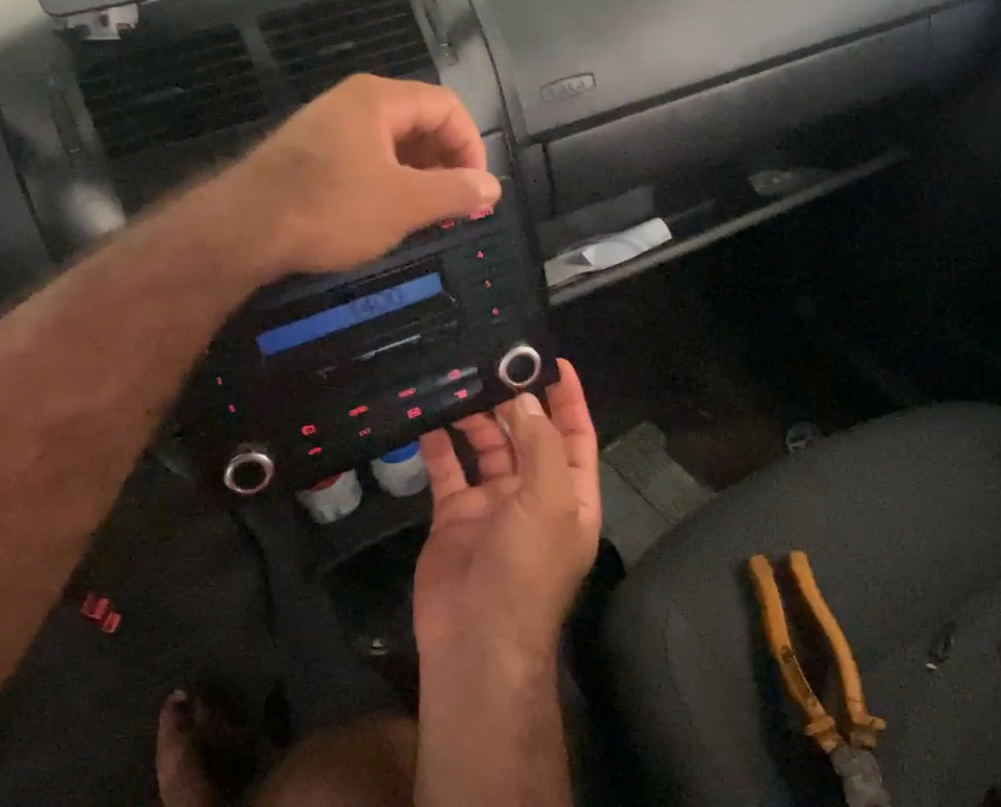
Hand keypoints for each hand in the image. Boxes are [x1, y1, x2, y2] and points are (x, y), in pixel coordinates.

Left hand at [224, 75, 501, 275]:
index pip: (447, 106)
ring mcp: (326, 125)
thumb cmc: (331, 208)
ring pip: (390, 142)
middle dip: (445, 163)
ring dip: (417, 175)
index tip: (477, 191)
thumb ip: (455, 192)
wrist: (243, 229)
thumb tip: (493, 187)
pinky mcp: (307, 153)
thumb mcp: (404, 204)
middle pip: (419, 120)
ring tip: (424, 215)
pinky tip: (383, 214)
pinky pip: (363, 157)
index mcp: (379, 99)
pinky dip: (385, 181)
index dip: (471, 146)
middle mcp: (352, 101)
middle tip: (454, 206)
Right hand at [413, 360, 601, 662]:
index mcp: (570, 495)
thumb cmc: (525, 570)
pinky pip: (448, 470)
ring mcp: (493, 505)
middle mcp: (534, 495)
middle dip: (512, 401)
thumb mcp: (548, 503)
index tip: (551, 360)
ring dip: (475, 418)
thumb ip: (540, 445)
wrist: (475, 640)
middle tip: (488, 361)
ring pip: (487, 447)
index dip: (567, 399)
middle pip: (527, 435)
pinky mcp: (455, 515)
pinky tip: (426, 416)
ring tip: (455, 381)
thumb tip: (523, 400)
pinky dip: (439, 444)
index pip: (574, 435)